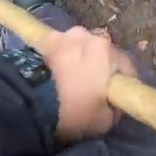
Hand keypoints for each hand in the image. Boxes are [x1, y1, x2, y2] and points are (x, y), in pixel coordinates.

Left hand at [36, 27, 135, 141]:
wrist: (28, 101)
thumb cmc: (73, 110)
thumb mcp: (104, 121)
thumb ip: (114, 107)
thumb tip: (113, 102)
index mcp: (107, 51)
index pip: (126, 65)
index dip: (125, 82)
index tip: (119, 95)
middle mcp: (88, 35)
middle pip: (102, 51)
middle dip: (101, 65)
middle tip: (93, 85)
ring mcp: (64, 34)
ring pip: (79, 45)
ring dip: (79, 56)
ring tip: (70, 76)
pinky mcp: (44, 39)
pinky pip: (59, 47)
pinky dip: (60, 56)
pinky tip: (54, 71)